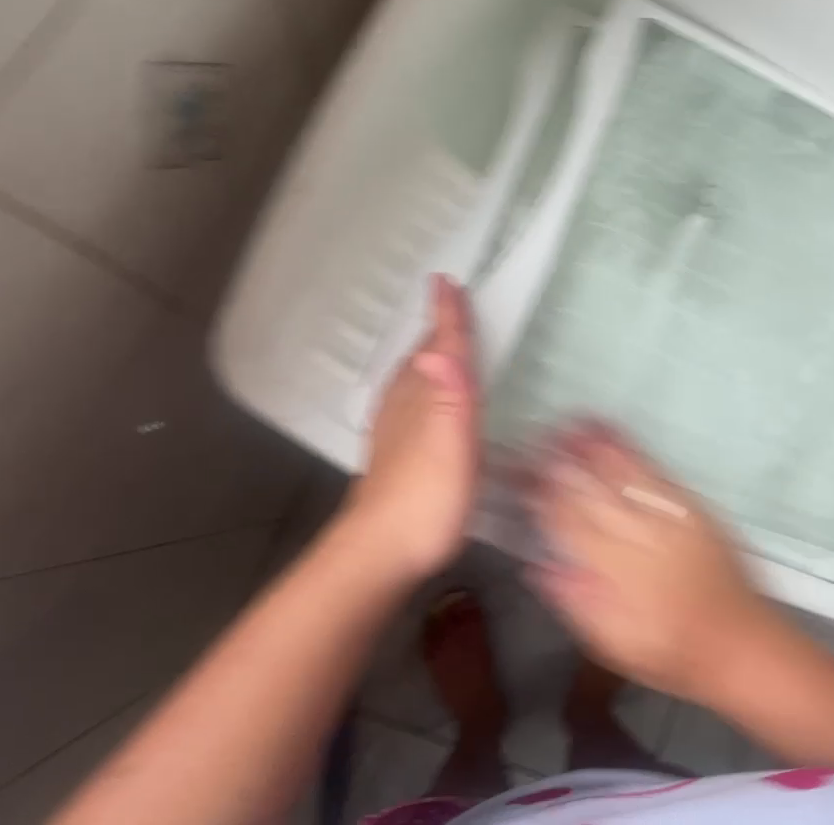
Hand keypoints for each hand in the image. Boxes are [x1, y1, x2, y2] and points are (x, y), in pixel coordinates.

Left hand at [345, 275, 480, 582]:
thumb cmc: (427, 496)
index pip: (439, 344)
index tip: (446, 281)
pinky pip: (409, 400)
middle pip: (423, 354)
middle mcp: (405, 403)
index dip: (446, 314)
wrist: (380, 551)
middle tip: (453, 305)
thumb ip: (451, 393)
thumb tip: (439, 343)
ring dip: (428, 354)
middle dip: (437, 327)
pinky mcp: (393, 454)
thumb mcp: (451, 442)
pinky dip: (422, 385)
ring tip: (442, 343)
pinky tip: (424, 401)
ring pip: (413, 377)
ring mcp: (394, 430)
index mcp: (424, 395)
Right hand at [527, 422, 792, 705]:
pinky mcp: (693, 510)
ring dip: (596, 449)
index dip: (541, 496)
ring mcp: (668, 518)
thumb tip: (538, 568)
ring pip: (625, 475)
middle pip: (592, 491)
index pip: (566, 521)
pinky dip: (633, 452)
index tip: (521, 477)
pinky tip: (617, 438)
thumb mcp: (611, 645)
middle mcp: (637, 535)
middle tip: (538, 440)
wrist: (737, 644)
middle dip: (563, 464)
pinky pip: (656, 474)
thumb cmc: (668, 653)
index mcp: (612, 569)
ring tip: (573, 425)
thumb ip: (574, 602)